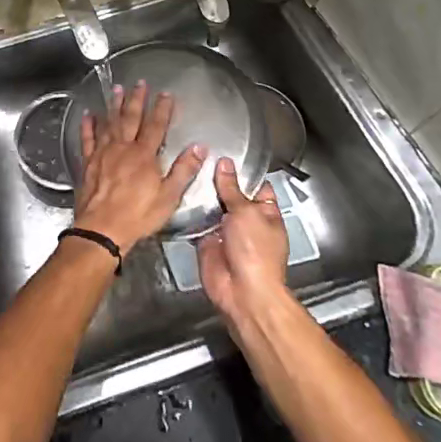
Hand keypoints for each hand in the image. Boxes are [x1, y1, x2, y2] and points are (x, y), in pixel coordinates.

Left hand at [72, 81, 206, 256]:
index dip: (162, 109)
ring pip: (110, 122)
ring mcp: (104, 153)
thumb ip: (183, 170)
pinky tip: (88, 115)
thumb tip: (199, 148)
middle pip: (131, 117)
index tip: (166, 94)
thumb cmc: (138, 215)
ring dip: (114, 105)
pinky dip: (88, 125)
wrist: (102, 228)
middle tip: (140, 83)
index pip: (156, 125)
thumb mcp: (169, 197)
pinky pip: (88, 138)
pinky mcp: (89, 162)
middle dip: (137, 99)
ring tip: (117, 89)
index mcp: (144, 155)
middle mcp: (123, 148)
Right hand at [198, 158, 289, 331]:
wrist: (243, 293)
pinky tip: (175, 191)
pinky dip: (188, 211)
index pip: (255, 184)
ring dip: (200, 193)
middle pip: (229, 193)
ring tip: (183, 166)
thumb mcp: (247, 212)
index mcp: (265, 212)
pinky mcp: (206, 241)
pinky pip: (196, 222)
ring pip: (211, 206)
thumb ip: (232, 188)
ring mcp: (225, 231)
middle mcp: (245, 220)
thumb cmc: (256, 252)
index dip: (242, 168)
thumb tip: (225, 164)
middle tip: (196, 153)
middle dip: (215, 178)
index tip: (224, 149)